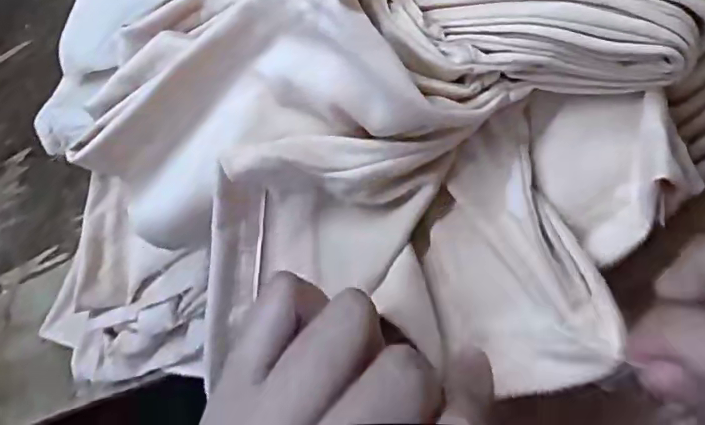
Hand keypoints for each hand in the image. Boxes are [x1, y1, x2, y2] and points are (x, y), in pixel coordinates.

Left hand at [202, 271, 492, 424]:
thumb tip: (473, 360)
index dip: (464, 406)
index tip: (465, 387)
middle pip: (404, 372)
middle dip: (410, 381)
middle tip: (389, 404)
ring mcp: (266, 409)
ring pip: (350, 313)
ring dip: (359, 337)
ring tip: (345, 371)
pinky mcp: (231, 376)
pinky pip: (281, 295)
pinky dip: (301, 310)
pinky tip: (302, 348)